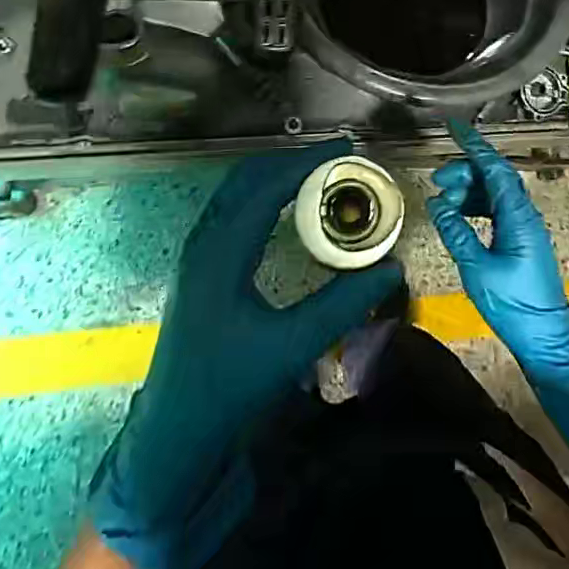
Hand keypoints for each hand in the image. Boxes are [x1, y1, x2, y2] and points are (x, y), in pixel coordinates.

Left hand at [89, 140, 403, 568]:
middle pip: (248, 178)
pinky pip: (231, 209)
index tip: (346, 148)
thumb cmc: (232, 383)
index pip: (267, 185)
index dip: (307, 161)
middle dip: (292, 160)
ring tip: (318, 174)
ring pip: (236, 191)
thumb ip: (341, 304)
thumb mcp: (293, 345)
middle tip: (339, 159)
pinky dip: (262, 194)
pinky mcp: (199, 263)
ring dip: (275, 175)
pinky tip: (285, 206)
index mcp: (222, 250)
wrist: (178, 420)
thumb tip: (390, 267)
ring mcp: (197, 249)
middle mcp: (205, 238)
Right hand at [426, 119, 568, 495]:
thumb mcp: (476, 267)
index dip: (475, 146)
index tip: (455, 128)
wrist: (546, 337)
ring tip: (443, 202)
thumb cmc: (513, 303)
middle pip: (493, 178)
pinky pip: (494, 210)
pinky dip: (473, 206)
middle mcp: (523, 216)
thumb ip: (456, 231)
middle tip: (437, 182)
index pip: (495, 169)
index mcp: (517, 216)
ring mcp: (522, 228)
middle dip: (463, 172)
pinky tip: (456, 215)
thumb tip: (437, 203)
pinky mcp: (518, 241)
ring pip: (492, 193)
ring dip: (467, 190)